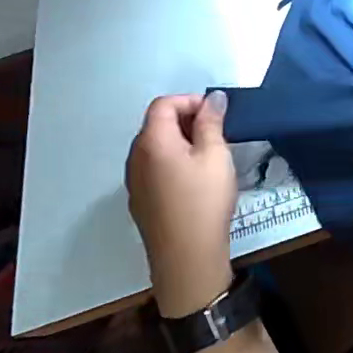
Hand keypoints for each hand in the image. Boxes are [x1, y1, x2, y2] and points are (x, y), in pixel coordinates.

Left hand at [126, 92, 238, 316]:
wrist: (187, 255)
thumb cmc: (204, 199)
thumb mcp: (216, 155)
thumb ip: (211, 122)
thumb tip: (213, 98)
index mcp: (152, 141)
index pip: (163, 104)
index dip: (191, 101)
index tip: (217, 115)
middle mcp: (135, 156)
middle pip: (156, 124)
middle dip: (187, 120)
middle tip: (218, 135)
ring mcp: (134, 180)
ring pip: (155, 147)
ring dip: (180, 142)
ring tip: (209, 157)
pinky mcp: (140, 200)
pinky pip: (154, 167)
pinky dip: (173, 162)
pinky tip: (194, 181)